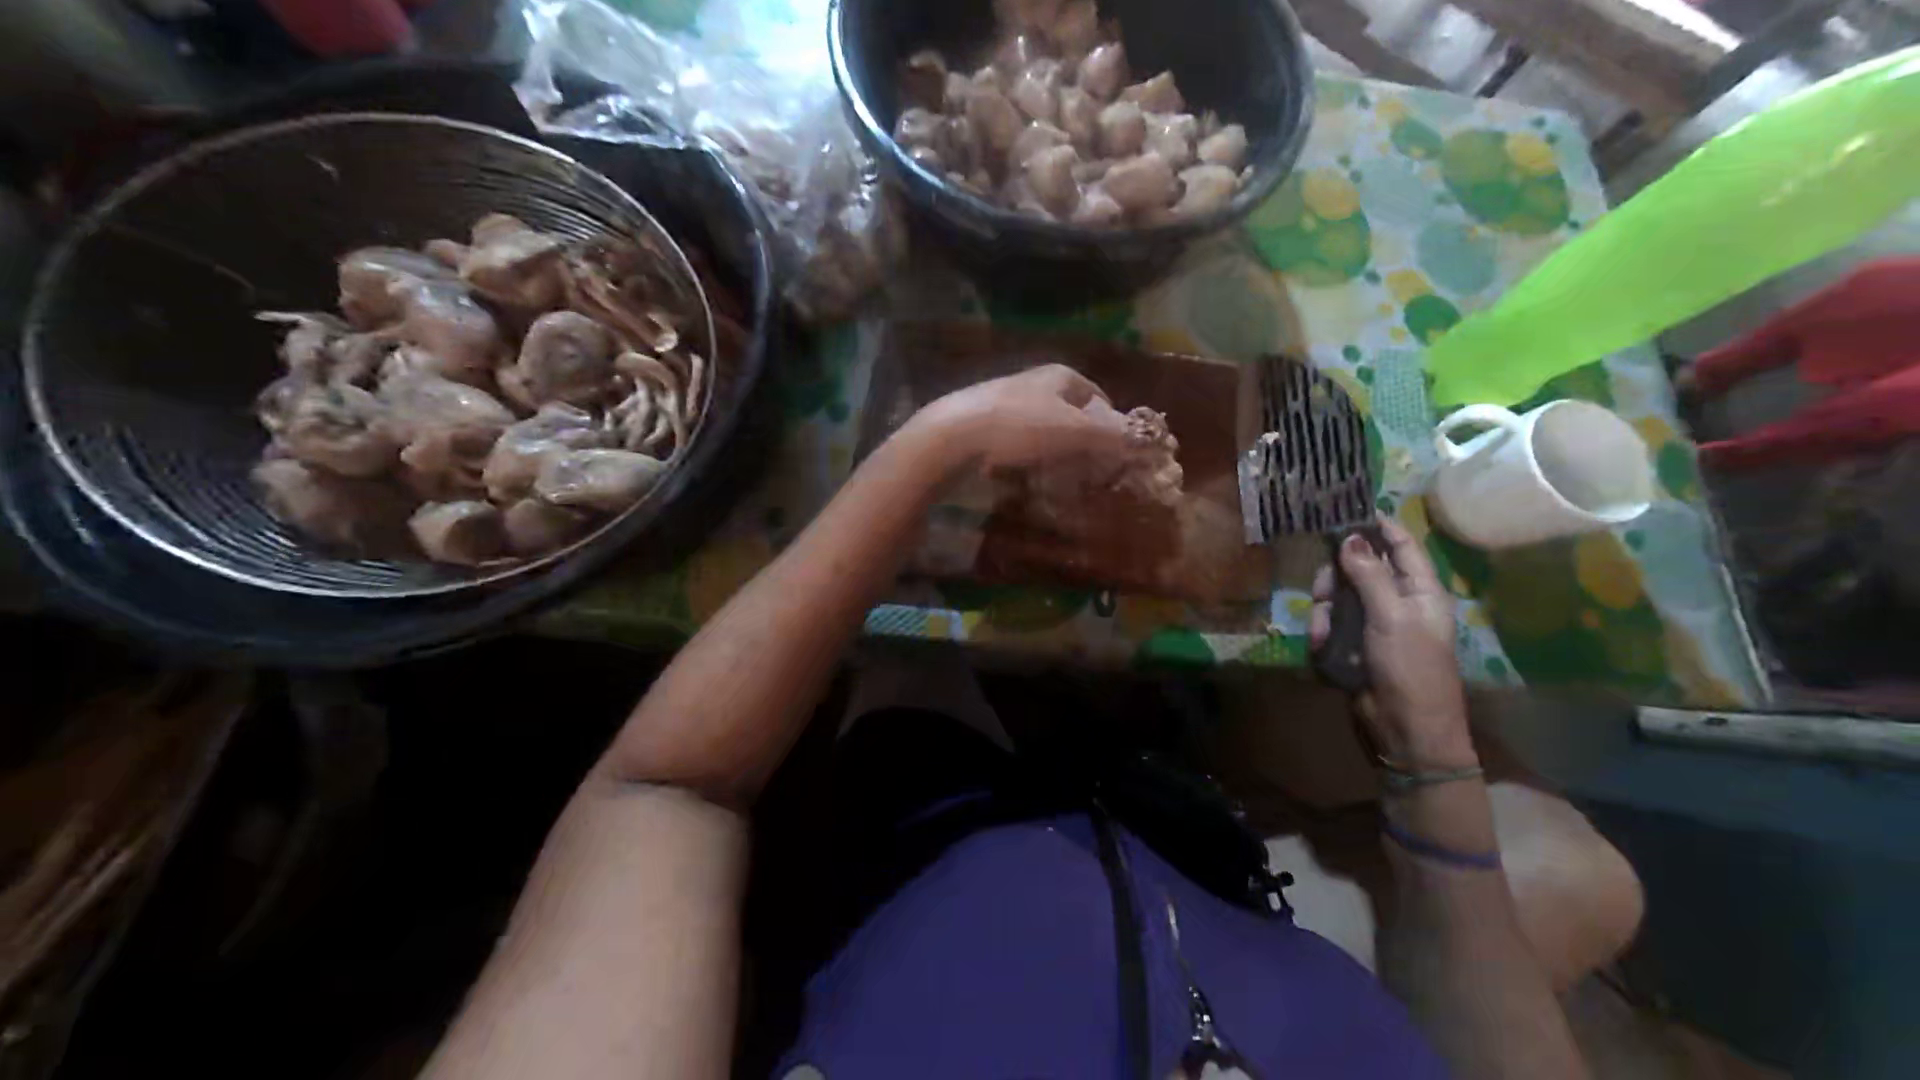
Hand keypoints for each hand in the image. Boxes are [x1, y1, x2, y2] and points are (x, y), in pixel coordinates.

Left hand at [907, 364, 1130, 474]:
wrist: (953, 436)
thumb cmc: (1020, 427)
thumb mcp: (1075, 431)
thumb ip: (1112, 437)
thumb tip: (1147, 443)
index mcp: (1060, 376)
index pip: (1098, 398)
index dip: (1111, 425)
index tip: (1115, 454)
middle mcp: (1034, 382)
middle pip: (1070, 413)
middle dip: (1082, 441)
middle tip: (1089, 471)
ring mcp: (1006, 401)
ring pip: (1042, 429)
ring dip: (1053, 453)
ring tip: (1058, 479)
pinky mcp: (983, 424)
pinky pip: (1016, 443)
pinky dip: (1025, 459)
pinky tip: (1023, 477)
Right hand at [1310, 516, 1475, 767]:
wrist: (1405, 729)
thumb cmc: (1410, 668)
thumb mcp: (1391, 616)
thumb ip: (1369, 574)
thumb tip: (1351, 535)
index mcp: (1420, 590)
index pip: (1400, 545)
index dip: (1377, 526)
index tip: (1344, 511)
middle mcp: (1396, 601)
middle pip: (1358, 567)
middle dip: (1335, 576)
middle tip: (1323, 589)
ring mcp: (1373, 623)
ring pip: (1337, 595)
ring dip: (1324, 609)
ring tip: (1323, 629)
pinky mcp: (1352, 643)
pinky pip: (1328, 623)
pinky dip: (1321, 632)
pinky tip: (1321, 646)